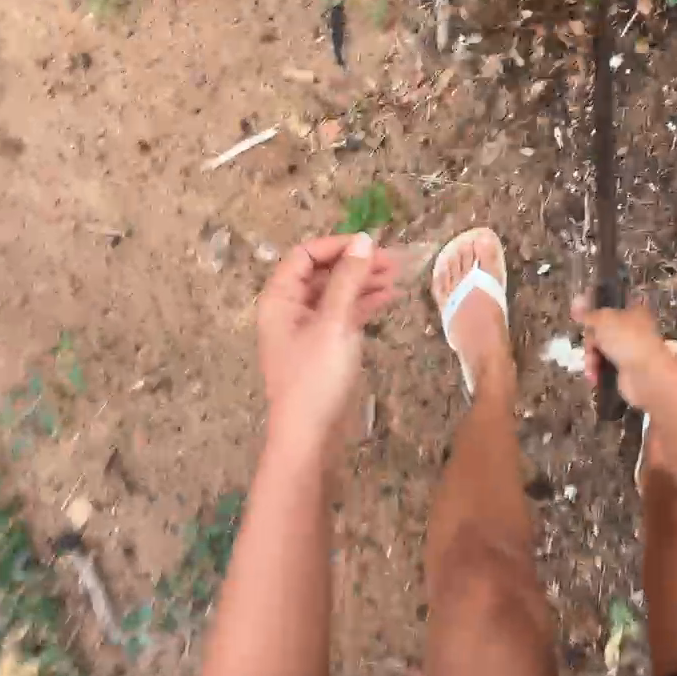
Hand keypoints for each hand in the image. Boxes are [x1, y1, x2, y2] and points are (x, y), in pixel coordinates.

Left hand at [256, 233, 398, 454]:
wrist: (311, 435)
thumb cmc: (316, 376)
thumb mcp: (334, 322)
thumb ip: (349, 279)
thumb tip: (364, 240)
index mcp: (280, 299)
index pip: (305, 255)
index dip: (337, 245)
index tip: (371, 245)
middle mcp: (290, 309)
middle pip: (323, 272)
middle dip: (356, 263)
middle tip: (393, 261)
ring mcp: (307, 328)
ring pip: (336, 291)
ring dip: (364, 281)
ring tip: (397, 277)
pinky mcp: (324, 344)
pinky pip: (344, 312)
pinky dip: (364, 302)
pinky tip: (389, 298)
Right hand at [573, 300, 676, 410]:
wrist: (646, 375)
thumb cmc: (626, 339)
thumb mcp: (603, 319)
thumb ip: (588, 313)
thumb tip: (576, 304)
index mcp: (633, 311)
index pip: (609, 306)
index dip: (592, 309)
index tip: (577, 314)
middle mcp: (632, 329)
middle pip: (601, 330)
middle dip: (591, 340)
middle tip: (589, 346)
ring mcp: (630, 350)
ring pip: (601, 349)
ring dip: (592, 358)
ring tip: (592, 367)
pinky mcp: (626, 370)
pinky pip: (605, 366)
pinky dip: (597, 371)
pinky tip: (594, 377)